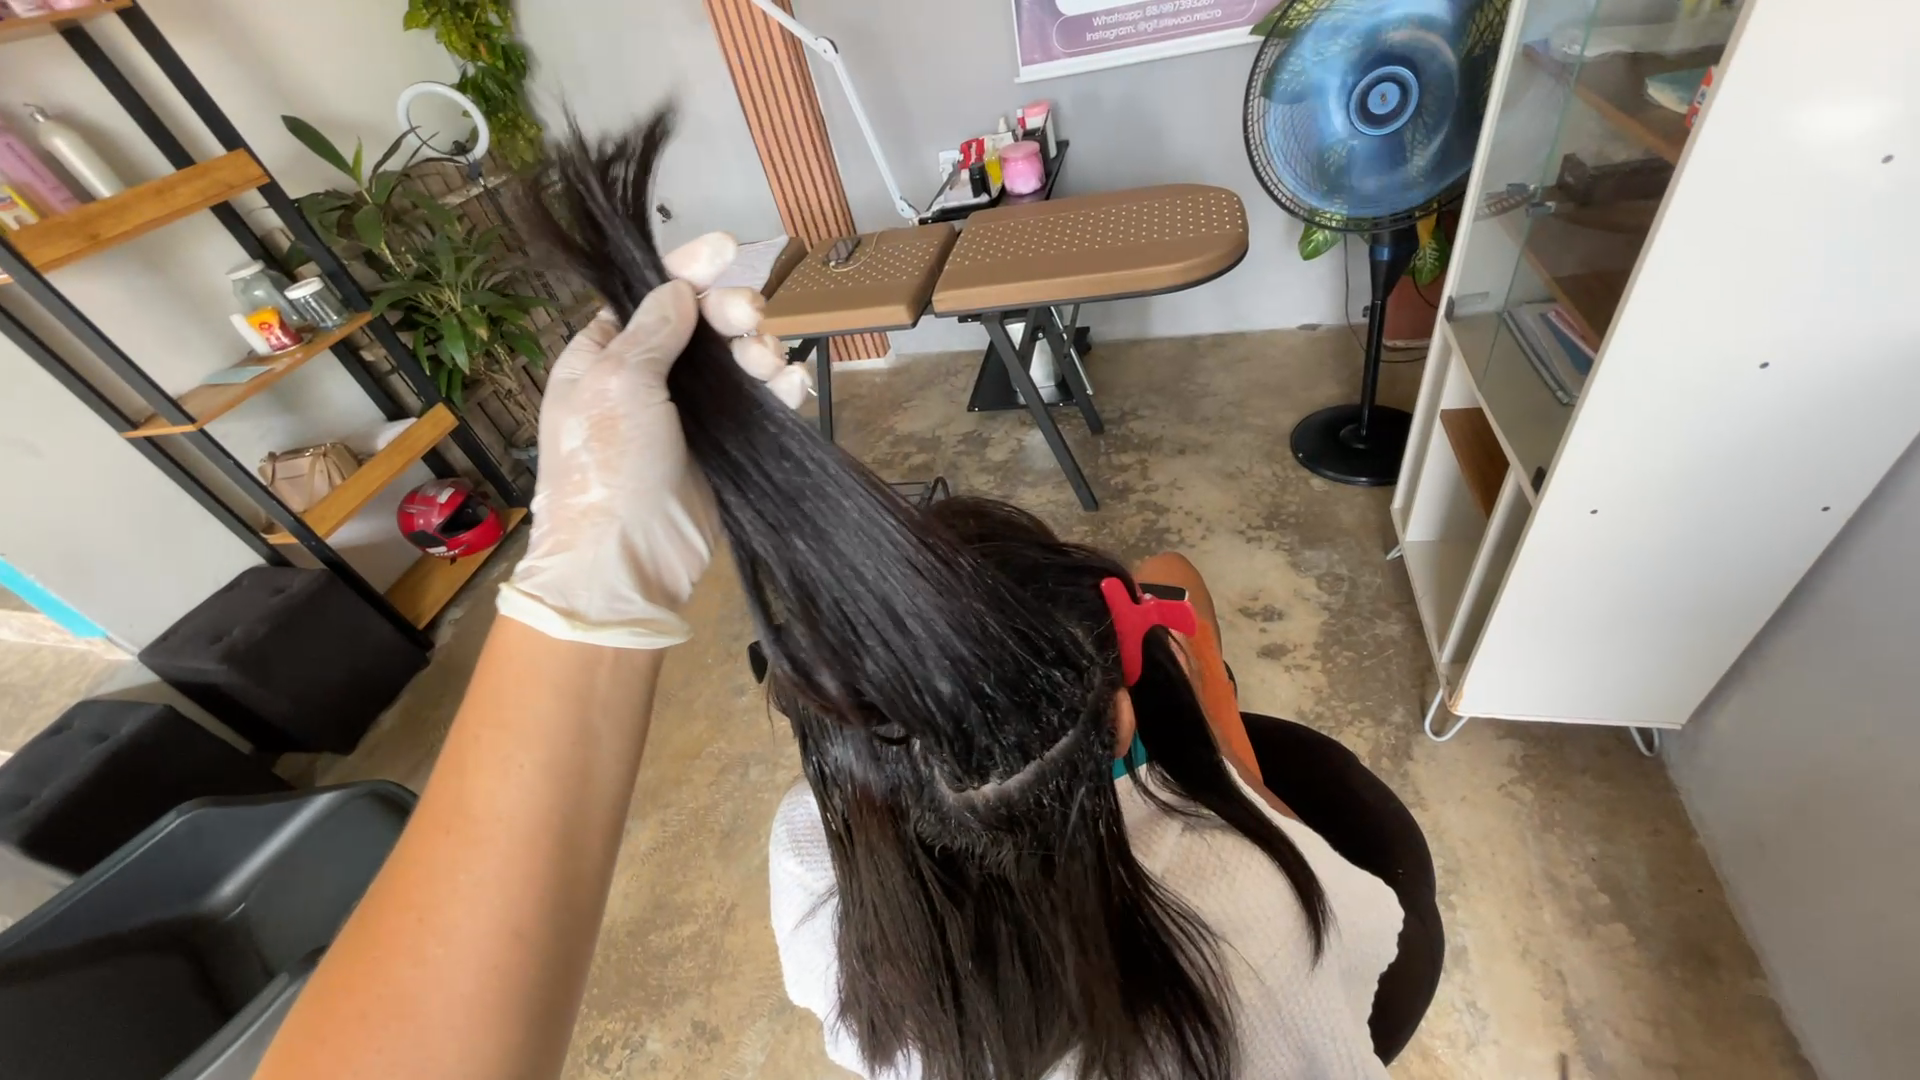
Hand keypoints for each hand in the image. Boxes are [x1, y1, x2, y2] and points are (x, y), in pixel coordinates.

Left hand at [496, 233, 809, 648]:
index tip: (727, 250)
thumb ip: (651, 331)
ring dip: (761, 352)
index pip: (650, 295)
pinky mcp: (727, 443)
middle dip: (732, 313)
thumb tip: (677, 289)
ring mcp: (692, 412)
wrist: (628, 559)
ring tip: (772, 366)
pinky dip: (781, 388)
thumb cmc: (608, 465)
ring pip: (738, 362)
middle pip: (702, 324)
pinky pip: (761, 403)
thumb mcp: (618, 385)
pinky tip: (794, 385)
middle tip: (753, 319)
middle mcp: (651, 376)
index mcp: (607, 354)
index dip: (688, 269)